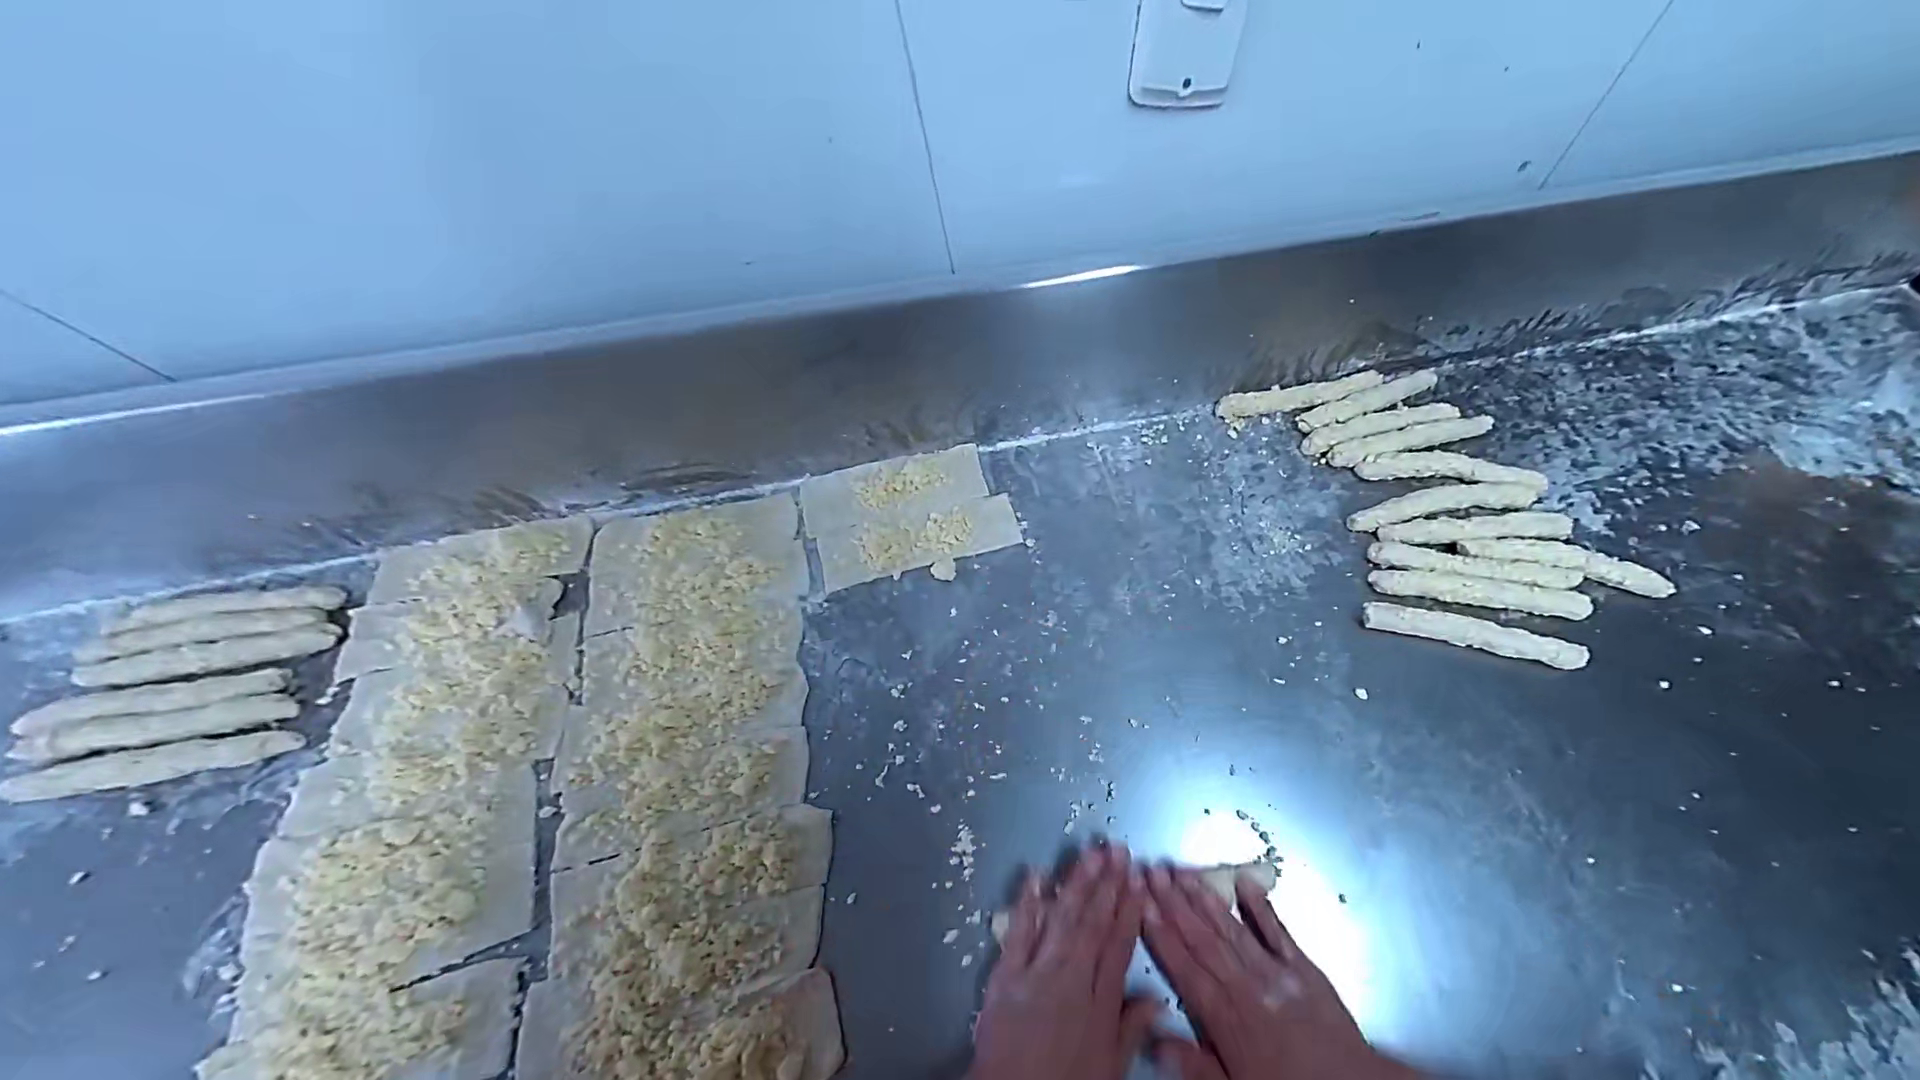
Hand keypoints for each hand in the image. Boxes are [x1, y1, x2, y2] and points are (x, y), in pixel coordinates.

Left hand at [966, 844, 1160, 1079]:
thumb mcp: (1109, 1067)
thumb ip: (1131, 1029)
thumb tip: (1158, 998)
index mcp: (1100, 1003)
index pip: (1119, 947)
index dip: (1129, 911)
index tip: (1138, 881)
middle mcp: (1072, 979)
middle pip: (1094, 924)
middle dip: (1108, 885)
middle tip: (1119, 852)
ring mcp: (1038, 972)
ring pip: (1063, 919)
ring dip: (1078, 883)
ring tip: (1092, 853)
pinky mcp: (1007, 972)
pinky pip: (1020, 931)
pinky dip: (1028, 902)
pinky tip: (1036, 875)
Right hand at [1141, 864, 1414, 1079]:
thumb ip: (1194, 1064)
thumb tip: (1153, 1038)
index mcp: (1224, 1015)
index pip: (1182, 964)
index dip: (1157, 930)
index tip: (1139, 899)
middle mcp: (1244, 986)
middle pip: (1200, 937)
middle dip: (1173, 902)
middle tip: (1152, 870)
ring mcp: (1274, 972)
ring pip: (1230, 928)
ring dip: (1204, 898)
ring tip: (1181, 872)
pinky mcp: (1304, 969)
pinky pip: (1278, 933)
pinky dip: (1261, 907)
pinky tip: (1244, 882)